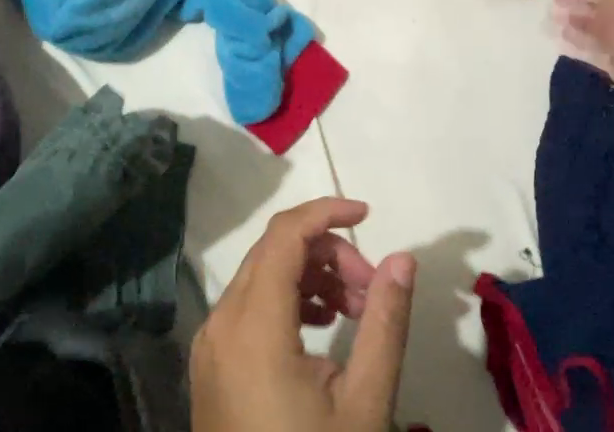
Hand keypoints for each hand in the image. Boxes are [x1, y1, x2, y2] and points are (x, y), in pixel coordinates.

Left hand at [191, 198, 415, 431]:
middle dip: (329, 256)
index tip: (369, 215)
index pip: (284, 234)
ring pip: (262, 277)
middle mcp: (221, 322)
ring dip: (311, 279)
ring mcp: (210, 344)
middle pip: (274, 252)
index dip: (327, 211)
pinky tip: (323, 329)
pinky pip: (249, 307)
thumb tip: (403, 258)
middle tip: (374, 292)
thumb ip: (386, 323)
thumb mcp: (364, 402)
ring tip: (357, 315)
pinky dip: (288, 302)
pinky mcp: (211, 364)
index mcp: (252, 325)